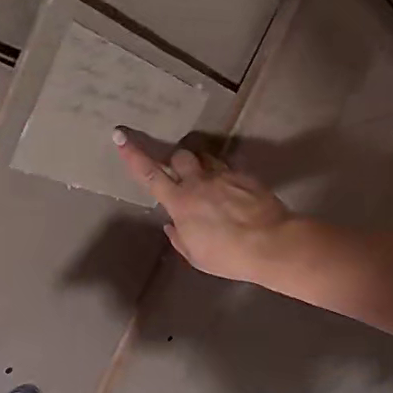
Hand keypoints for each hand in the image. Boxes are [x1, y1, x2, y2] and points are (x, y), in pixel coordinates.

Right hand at [113, 128, 293, 282]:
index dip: (133, 155)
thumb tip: (171, 224)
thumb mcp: (197, 256)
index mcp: (180, 202)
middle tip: (183, 176)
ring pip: (205, 157)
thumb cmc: (229, 256)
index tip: (120, 136)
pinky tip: (234, 192)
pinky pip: (228, 168)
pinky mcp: (245, 175)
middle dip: (177, 162)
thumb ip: (180, 237)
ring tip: (209, 182)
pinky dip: (225, 176)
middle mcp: (198, 182)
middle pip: (180, 156)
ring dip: (201, 165)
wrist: (272, 243)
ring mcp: (223, 175)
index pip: (150, 174)